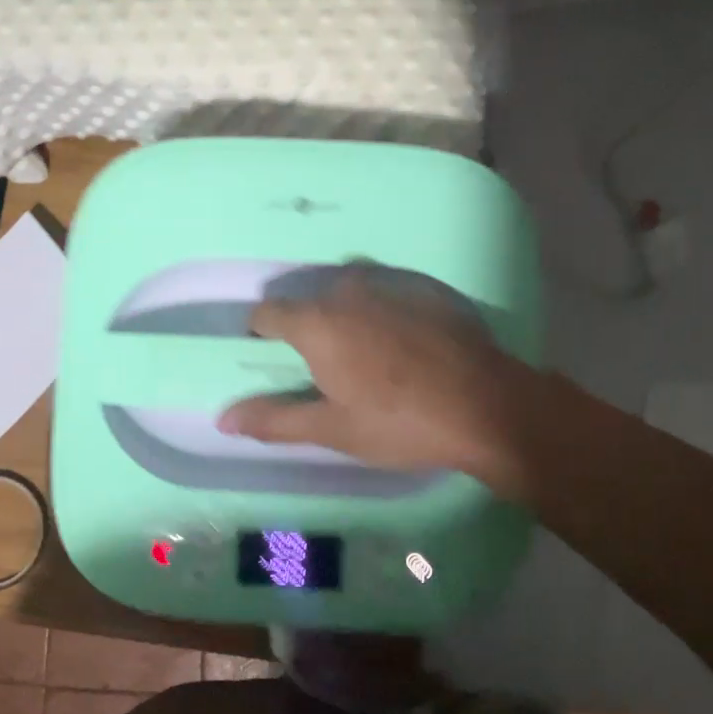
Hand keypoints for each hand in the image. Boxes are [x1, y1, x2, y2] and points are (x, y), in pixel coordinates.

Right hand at [216, 268, 541, 481]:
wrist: (488, 405)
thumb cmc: (401, 422)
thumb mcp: (333, 429)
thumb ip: (275, 419)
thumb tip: (224, 418)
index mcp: (317, 322)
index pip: (268, 313)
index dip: (261, 334)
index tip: (269, 357)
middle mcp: (347, 290)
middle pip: (310, 302)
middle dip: (306, 328)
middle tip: (322, 368)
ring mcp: (391, 284)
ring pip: (350, 292)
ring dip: (345, 316)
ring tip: (364, 356)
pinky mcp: (427, 288)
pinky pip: (388, 293)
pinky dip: (383, 312)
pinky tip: (405, 346)